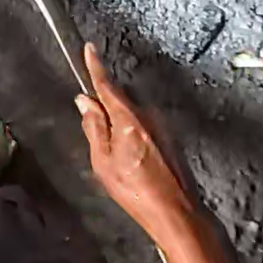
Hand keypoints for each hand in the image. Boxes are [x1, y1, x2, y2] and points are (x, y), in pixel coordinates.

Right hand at [76, 43, 194, 238]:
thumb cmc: (135, 190)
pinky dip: (132, 135)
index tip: (89, 48)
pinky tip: (131, 161)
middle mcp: (148, 116)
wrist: (177, 214)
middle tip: (95, 132)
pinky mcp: (170, 138)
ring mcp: (162, 126)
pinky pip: (143, 126)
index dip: (95, 66)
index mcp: (128, 119)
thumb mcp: (103, 160)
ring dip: (119, 125)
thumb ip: (94, 126)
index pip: (107, 85)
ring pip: (131, 115)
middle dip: (104, 108)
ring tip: (116, 157)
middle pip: (119, 100)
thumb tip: (85, 101)